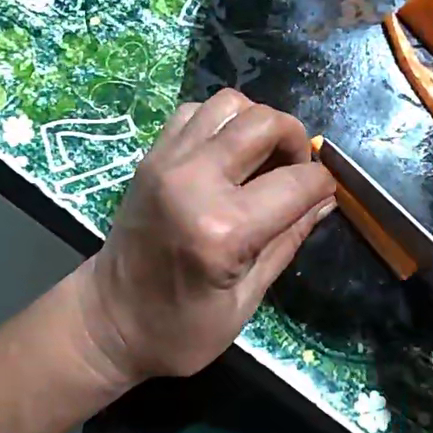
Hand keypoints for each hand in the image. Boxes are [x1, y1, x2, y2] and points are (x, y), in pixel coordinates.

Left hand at [77, 90, 334, 385]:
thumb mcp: (247, 300)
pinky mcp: (152, 155)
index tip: (324, 195)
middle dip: (296, 139)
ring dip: (258, 123)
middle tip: (294, 170)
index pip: (299, 182)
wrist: (106, 321)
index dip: (323, 184)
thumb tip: (327, 199)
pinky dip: (222, 122)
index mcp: (224, 229)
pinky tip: (227, 153)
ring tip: (261, 157)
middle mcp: (195, 181)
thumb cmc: (179, 328)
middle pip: (266, 122)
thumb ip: (289, 240)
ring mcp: (168, 161)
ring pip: (231, 103)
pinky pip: (197, 111)